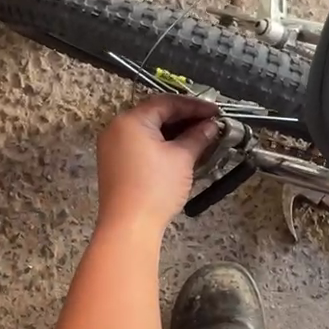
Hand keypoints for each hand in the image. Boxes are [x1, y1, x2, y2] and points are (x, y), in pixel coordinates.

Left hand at [95, 95, 221, 234]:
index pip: (166, 103)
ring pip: (148, 130)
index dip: (194, 106)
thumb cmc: (155, 188)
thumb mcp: (182, 158)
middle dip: (184, 118)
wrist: (129, 226)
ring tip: (200, 137)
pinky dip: (161, 144)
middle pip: (155, 114)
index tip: (215, 111)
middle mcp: (117, 128)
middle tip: (209, 124)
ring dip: (174, 132)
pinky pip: (141, 144)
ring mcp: (113, 147)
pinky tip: (181, 150)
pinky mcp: (115, 163)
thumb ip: (197, 137)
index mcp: (131, 120)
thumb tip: (210, 127)